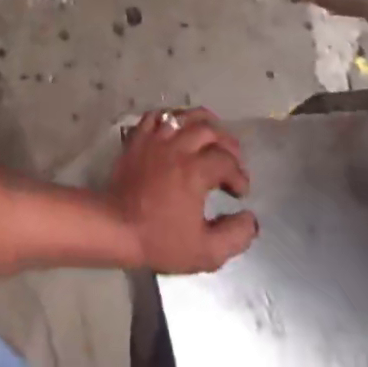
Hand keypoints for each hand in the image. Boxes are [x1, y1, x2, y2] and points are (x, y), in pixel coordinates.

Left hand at [106, 109, 256, 273]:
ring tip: (212, 134)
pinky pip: (155, 116)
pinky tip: (177, 129)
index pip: (226, 161)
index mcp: (194, 171)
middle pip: (209, 130)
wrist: (116, 226)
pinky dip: (170, 118)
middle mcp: (176, 147)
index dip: (239, 175)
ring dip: (203, 123)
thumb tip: (250, 219)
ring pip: (183, 116)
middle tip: (233, 160)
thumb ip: (235, 236)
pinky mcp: (137, 138)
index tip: (239, 192)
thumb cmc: (160, 239)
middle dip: (228, 144)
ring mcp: (154, 139)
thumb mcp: (205, 252)